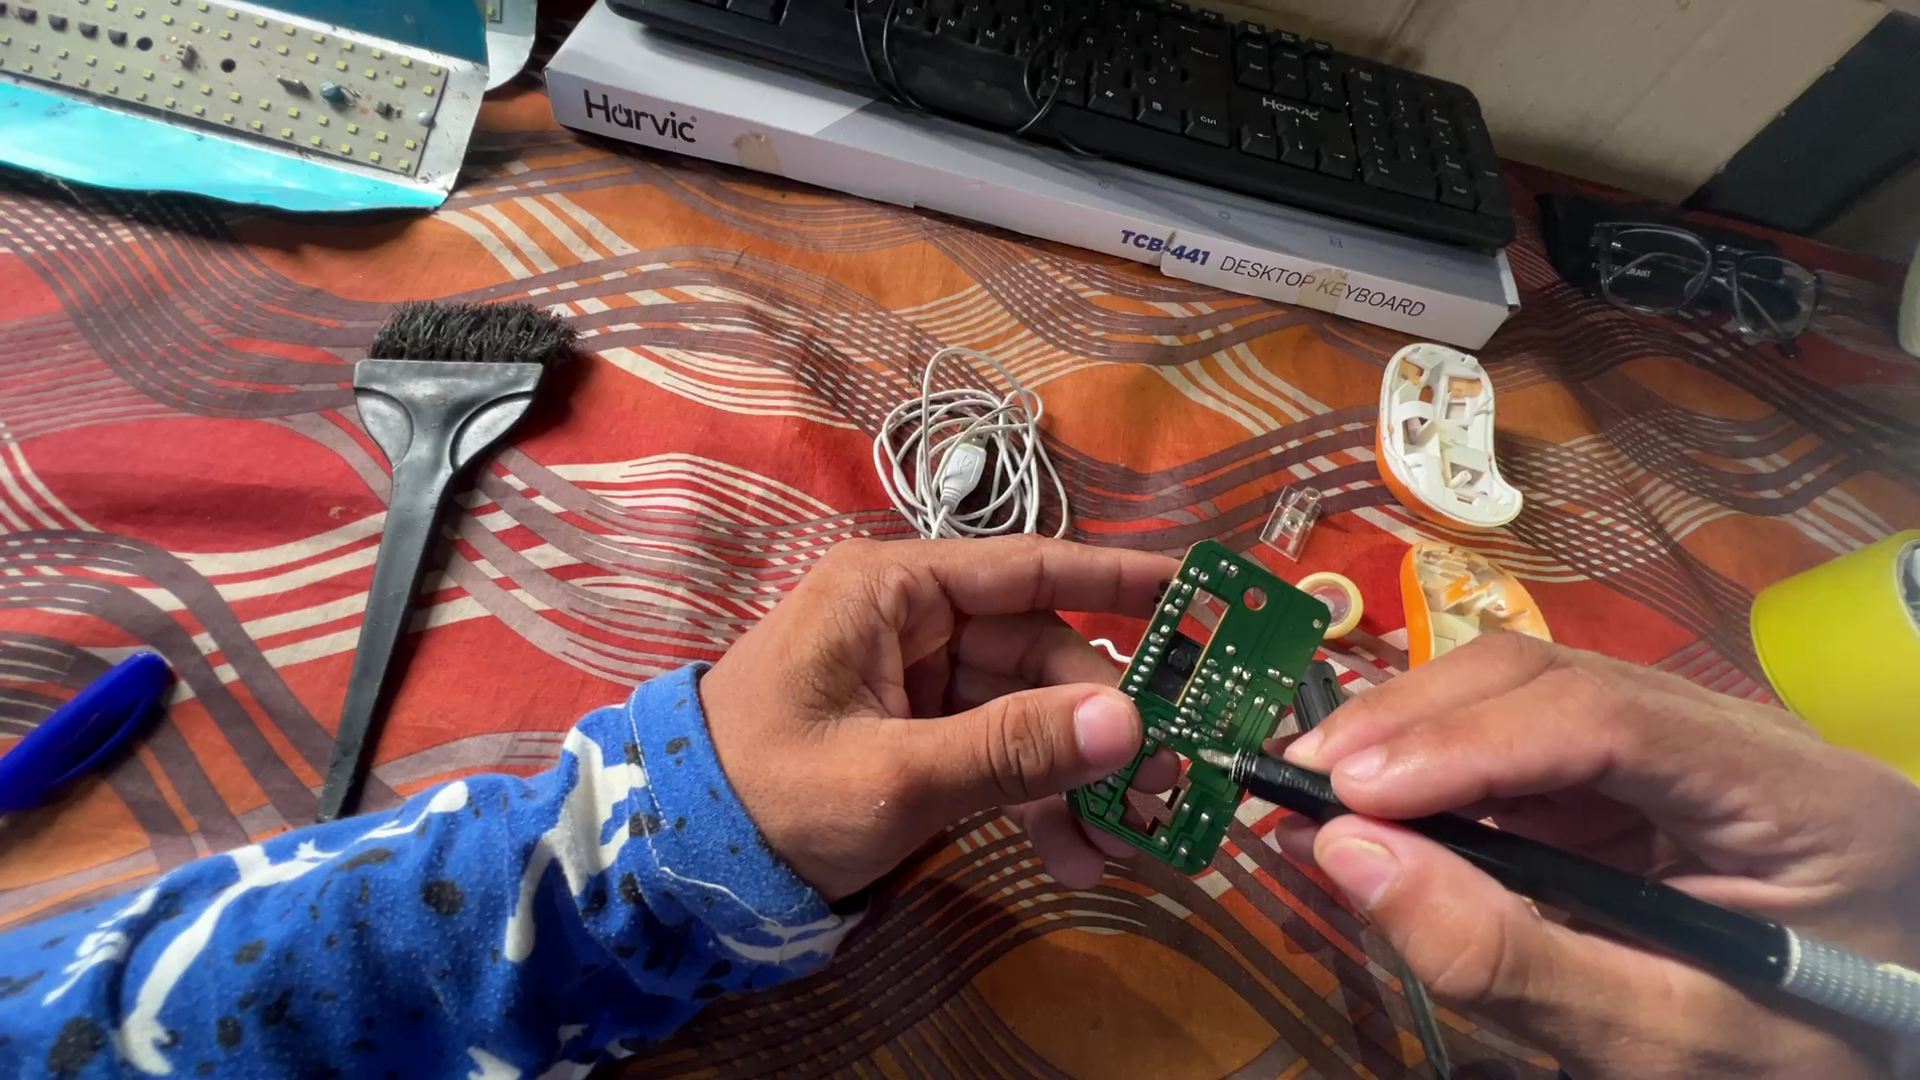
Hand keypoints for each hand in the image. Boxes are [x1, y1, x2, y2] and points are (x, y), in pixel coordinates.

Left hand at [701, 536, 1181, 900]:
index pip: (1027, 568)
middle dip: (1098, 720)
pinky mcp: (916, 722)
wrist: (676, 858)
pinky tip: (1069, 849)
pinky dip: (1030, 790)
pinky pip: (992, 742)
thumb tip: (1130, 725)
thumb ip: (1009, 750)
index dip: (1117, 579)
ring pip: (1023, 705)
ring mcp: (916, 672)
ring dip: (1071, 770)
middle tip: (1162, 783)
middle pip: (1037, 651)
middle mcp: (911, 616)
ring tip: (1117, 841)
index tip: (1196, 591)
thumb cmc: (766, 794)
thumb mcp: (891, 777)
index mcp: (893, 590)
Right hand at [1272, 633, 1919, 1077]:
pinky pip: (1492, 729)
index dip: (1465, 744)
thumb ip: (1505, 958)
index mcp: (1800, 798)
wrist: (1854, 1057)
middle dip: (1409, 720)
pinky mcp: (1602, 757)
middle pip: (1538, 675)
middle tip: (1308, 775)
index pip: (1606, 720)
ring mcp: (1660, 731)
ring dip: (1399, 727)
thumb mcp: (1663, 1047)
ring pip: (1502, 685)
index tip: (1350, 794)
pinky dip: (1417, 757)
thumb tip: (1340, 852)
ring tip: (1319, 782)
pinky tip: (1367, 793)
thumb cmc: (1789, 1060)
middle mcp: (1726, 730)